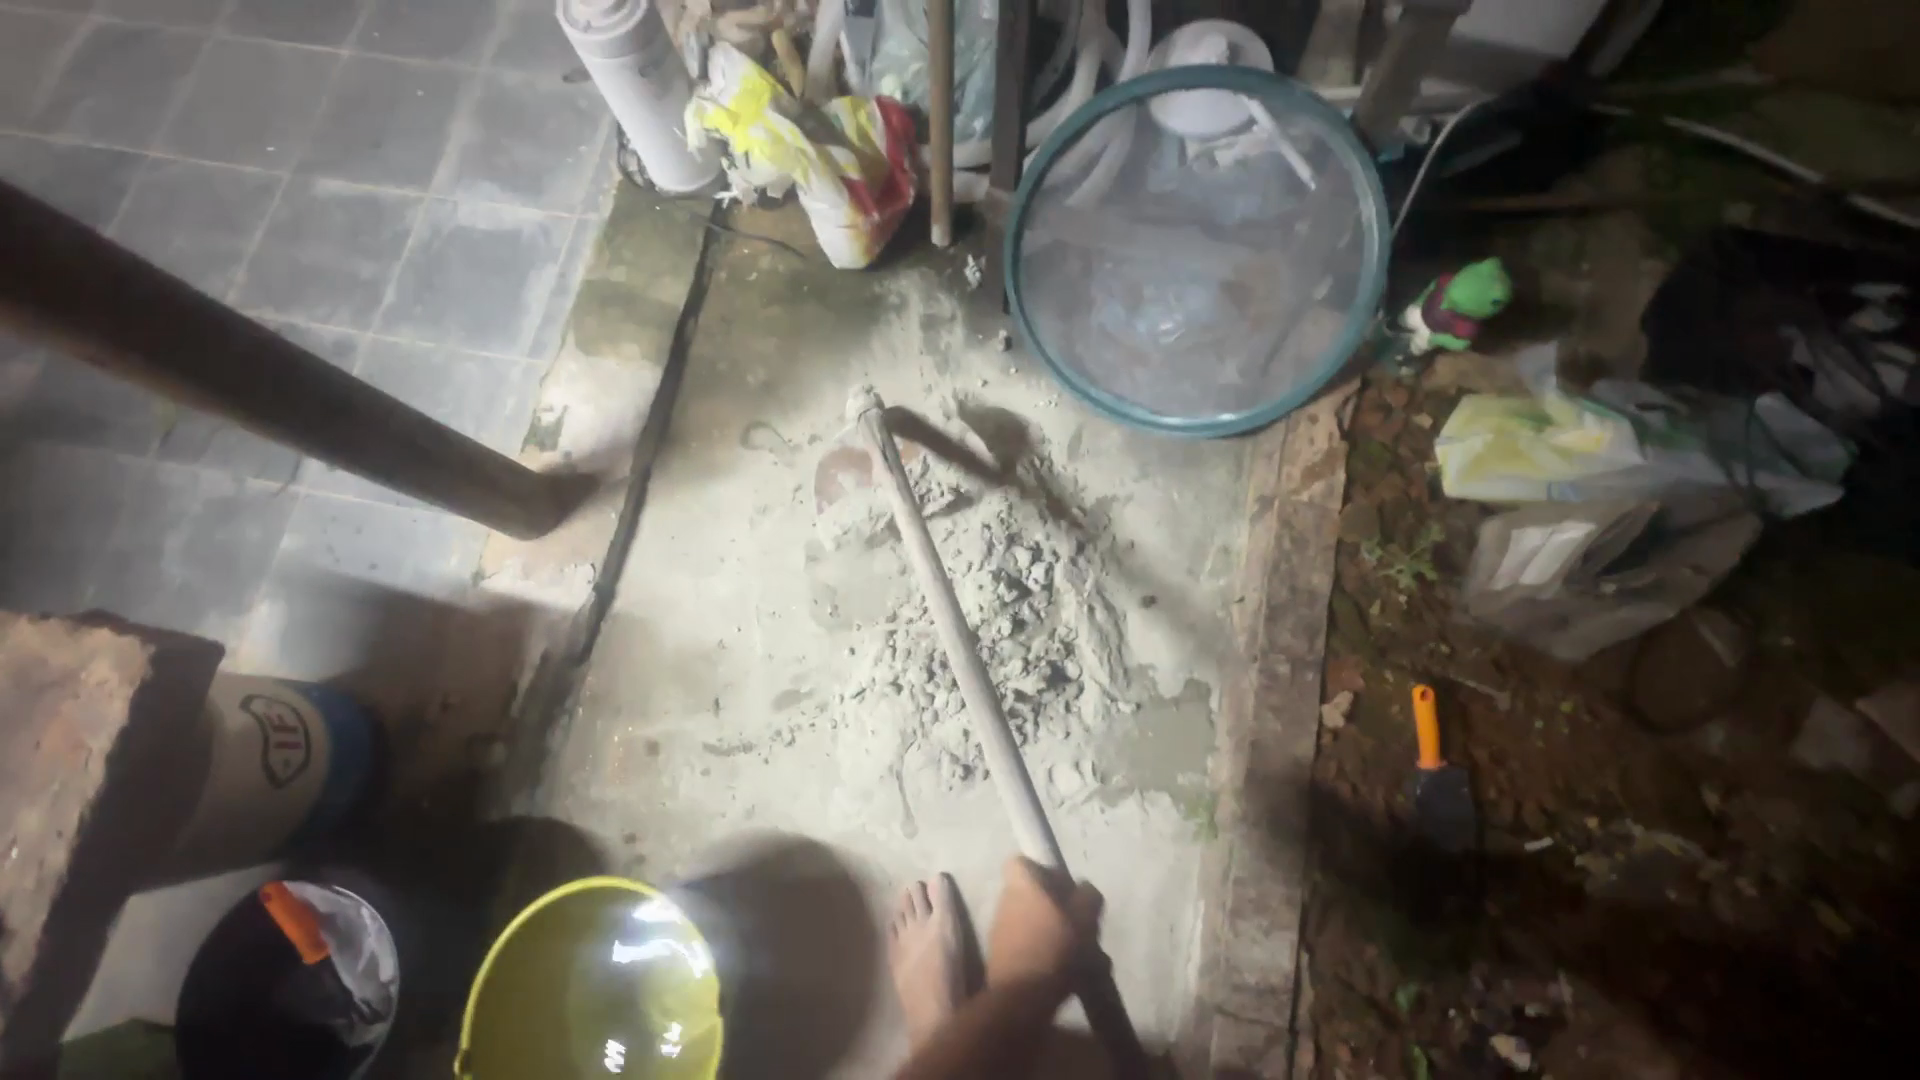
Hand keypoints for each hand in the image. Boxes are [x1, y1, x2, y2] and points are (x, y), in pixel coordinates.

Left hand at [984, 856, 1102, 991]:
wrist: (1021, 999)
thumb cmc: (1054, 948)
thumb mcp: (1083, 919)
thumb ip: (1087, 897)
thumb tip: (1084, 888)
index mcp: (1021, 884)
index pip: (1021, 861)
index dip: (1042, 871)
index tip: (1064, 889)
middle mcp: (1006, 901)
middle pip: (1033, 895)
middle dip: (1058, 910)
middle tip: (1083, 928)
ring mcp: (1001, 930)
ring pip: (1036, 924)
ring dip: (1058, 936)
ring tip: (1088, 959)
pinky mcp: (1003, 958)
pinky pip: (1031, 948)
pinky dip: (1049, 957)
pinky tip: (1073, 976)